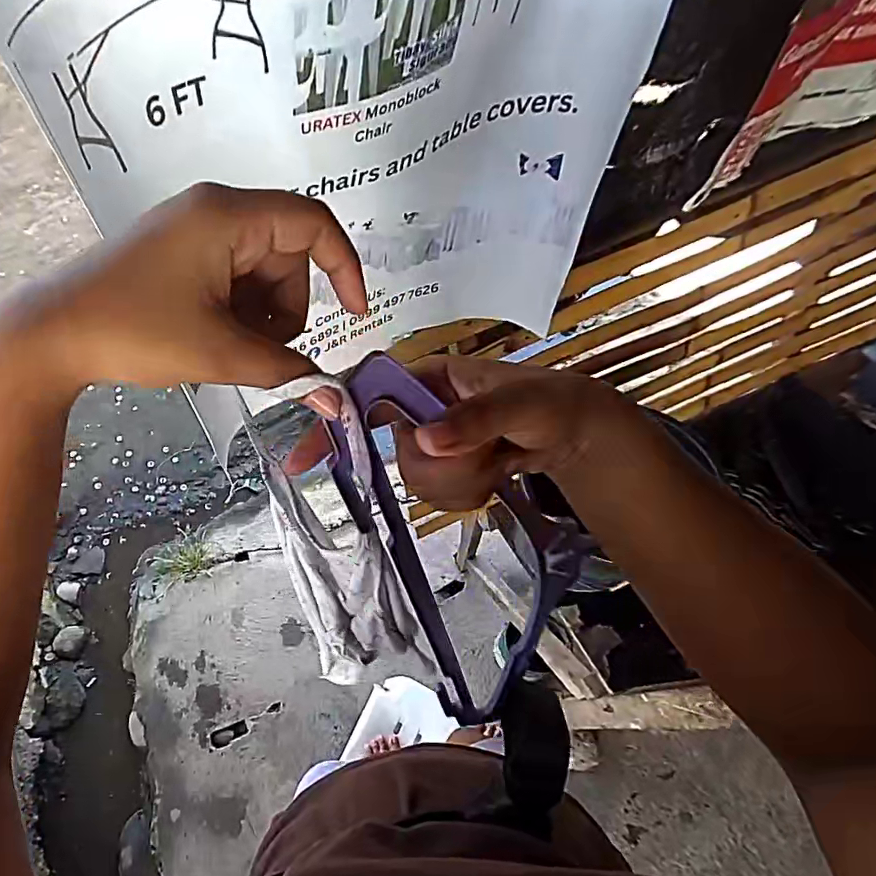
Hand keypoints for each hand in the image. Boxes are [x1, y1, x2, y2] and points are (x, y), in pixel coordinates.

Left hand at [0, 183, 367, 394]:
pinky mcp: (181, 255)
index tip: (355, 315)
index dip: (344, 268)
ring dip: (262, 317)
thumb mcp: (219, 352)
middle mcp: (215, 211)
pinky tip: (214, 339)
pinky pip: (234, 279)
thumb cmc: (135, 332)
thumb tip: (333, 396)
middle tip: (262, 352)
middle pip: (288, 255)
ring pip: (262, 273)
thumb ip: (284, 371)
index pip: (313, 223)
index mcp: (228, 216)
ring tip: (228, 349)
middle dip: (287, 309)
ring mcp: (195, 232)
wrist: (53, 335)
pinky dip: (238, 313)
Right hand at [284, 355, 626, 509]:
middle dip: (440, 466)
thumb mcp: (518, 404)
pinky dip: (466, 493)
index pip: (365, 394)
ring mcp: (430, 442)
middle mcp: (420, 409)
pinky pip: (433, 495)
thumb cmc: (548, 402)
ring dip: (460, 481)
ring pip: (414, 480)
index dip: (332, 423)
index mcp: (426, 379)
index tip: (301, 461)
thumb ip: (475, 419)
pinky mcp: (443, 468)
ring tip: (496, 461)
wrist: (574, 431)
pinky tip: (493, 475)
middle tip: (484, 455)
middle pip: (393, 453)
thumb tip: (425, 440)